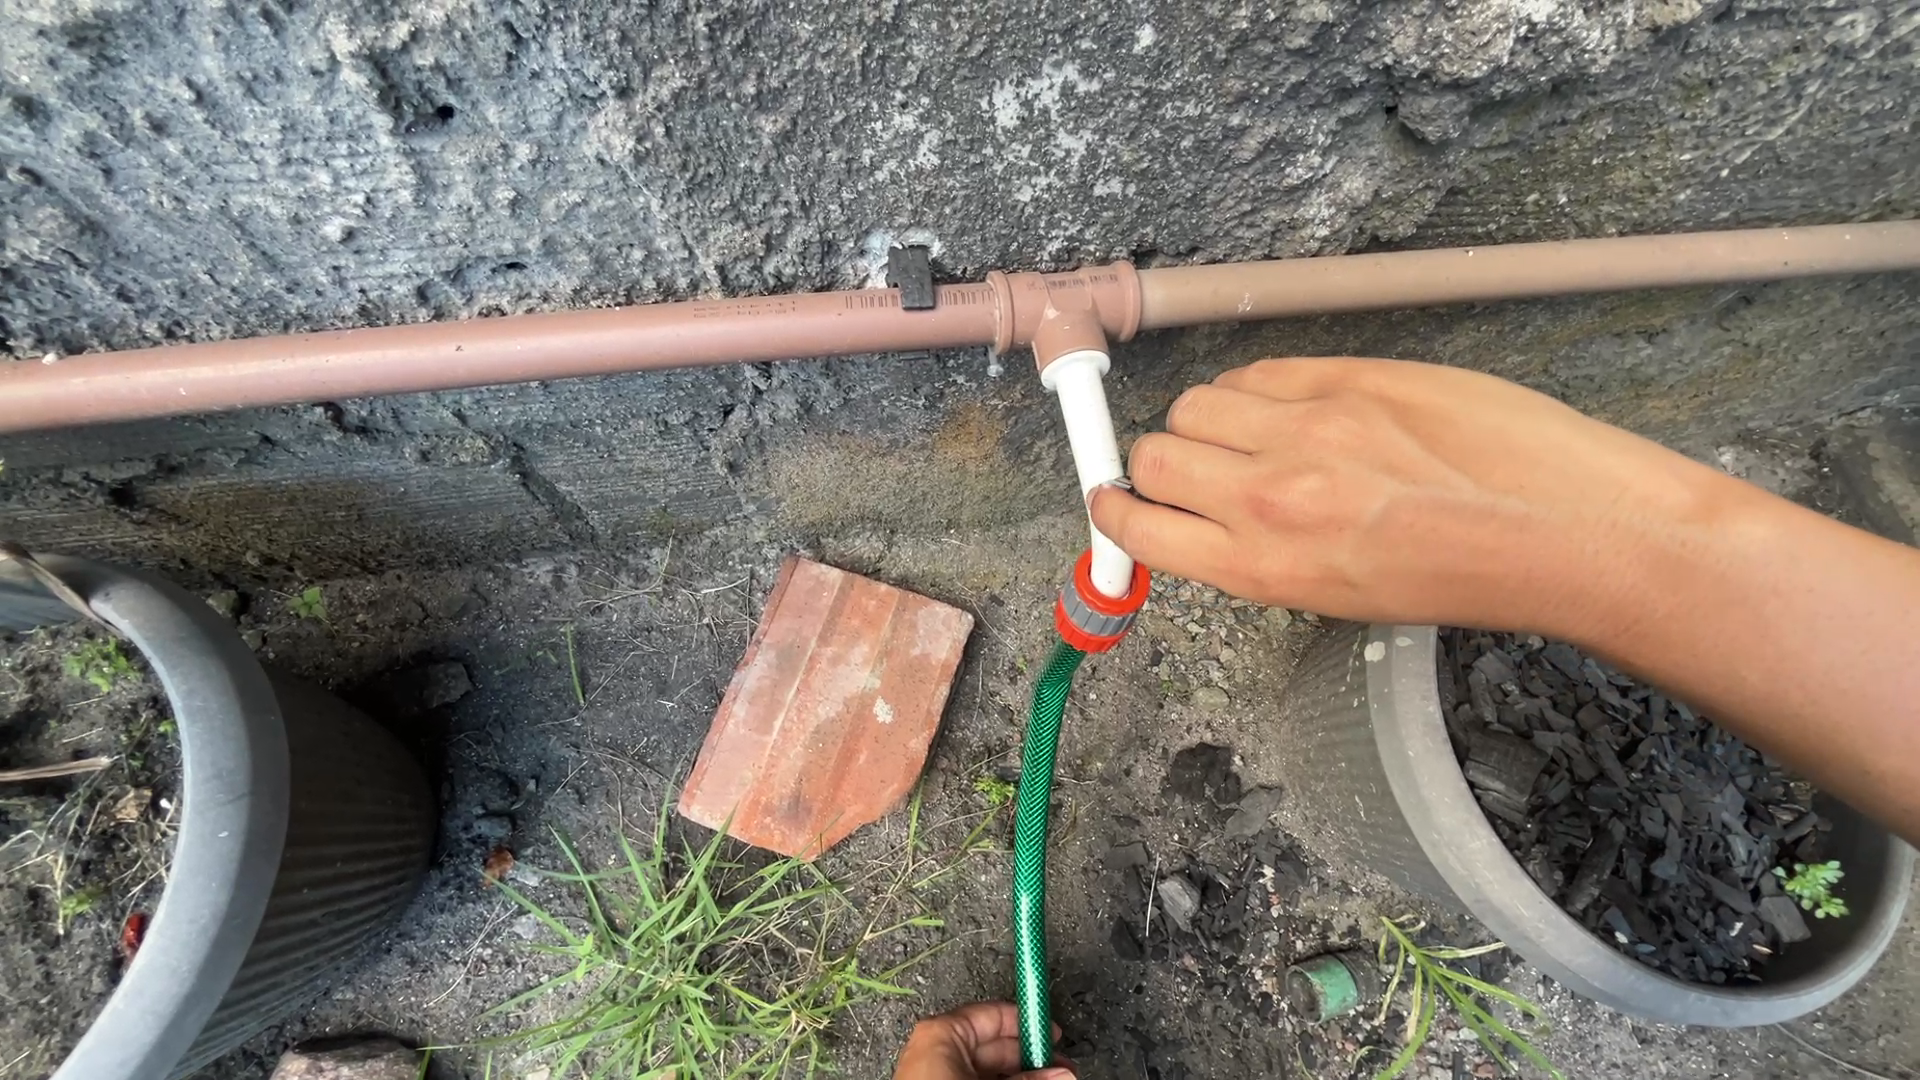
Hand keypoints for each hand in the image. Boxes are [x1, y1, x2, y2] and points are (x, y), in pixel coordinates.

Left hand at [891, 1002, 1074, 1079]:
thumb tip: (1064, 1074)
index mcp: (942, 1034)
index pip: (993, 1015)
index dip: (1026, 1024)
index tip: (1052, 1035)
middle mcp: (937, 1050)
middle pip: (993, 1046)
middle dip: (1029, 1059)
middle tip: (1060, 1070)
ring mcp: (937, 1075)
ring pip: (987, 1070)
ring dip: (1020, 1078)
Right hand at [1087, 357, 1751, 640]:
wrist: (1567, 536)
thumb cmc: (1448, 579)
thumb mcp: (1323, 595)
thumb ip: (1243, 550)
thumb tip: (1193, 514)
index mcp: (1260, 566)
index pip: (1139, 527)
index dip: (1115, 511)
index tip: (1114, 502)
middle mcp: (1269, 498)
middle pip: (1153, 455)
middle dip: (1158, 464)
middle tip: (1192, 469)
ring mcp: (1308, 432)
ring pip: (1194, 405)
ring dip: (1204, 422)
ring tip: (1250, 436)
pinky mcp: (1347, 379)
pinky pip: (1254, 374)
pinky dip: (1252, 392)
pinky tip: (1288, 410)